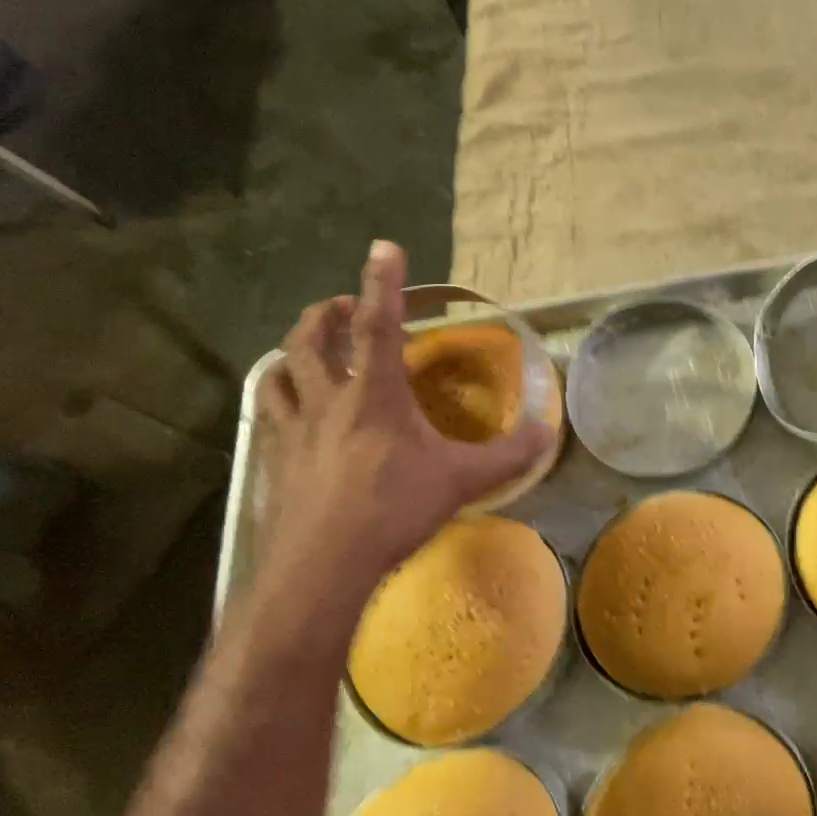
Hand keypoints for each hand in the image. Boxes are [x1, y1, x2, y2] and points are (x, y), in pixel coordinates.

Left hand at [257, 242, 552, 586]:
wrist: (318, 568)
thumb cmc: (392, 512)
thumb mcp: (463, 481)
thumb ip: (509, 454)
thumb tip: (547, 431)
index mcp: (375, 396)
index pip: (377, 324)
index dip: (383, 283)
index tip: (384, 247)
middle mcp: (328, 400)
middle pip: (313, 339)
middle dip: (325, 312)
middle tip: (342, 305)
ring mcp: (292, 430)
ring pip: (280, 371)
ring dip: (295, 349)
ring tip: (310, 349)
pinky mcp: (272, 459)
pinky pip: (269, 412)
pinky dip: (280, 395)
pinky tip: (291, 408)